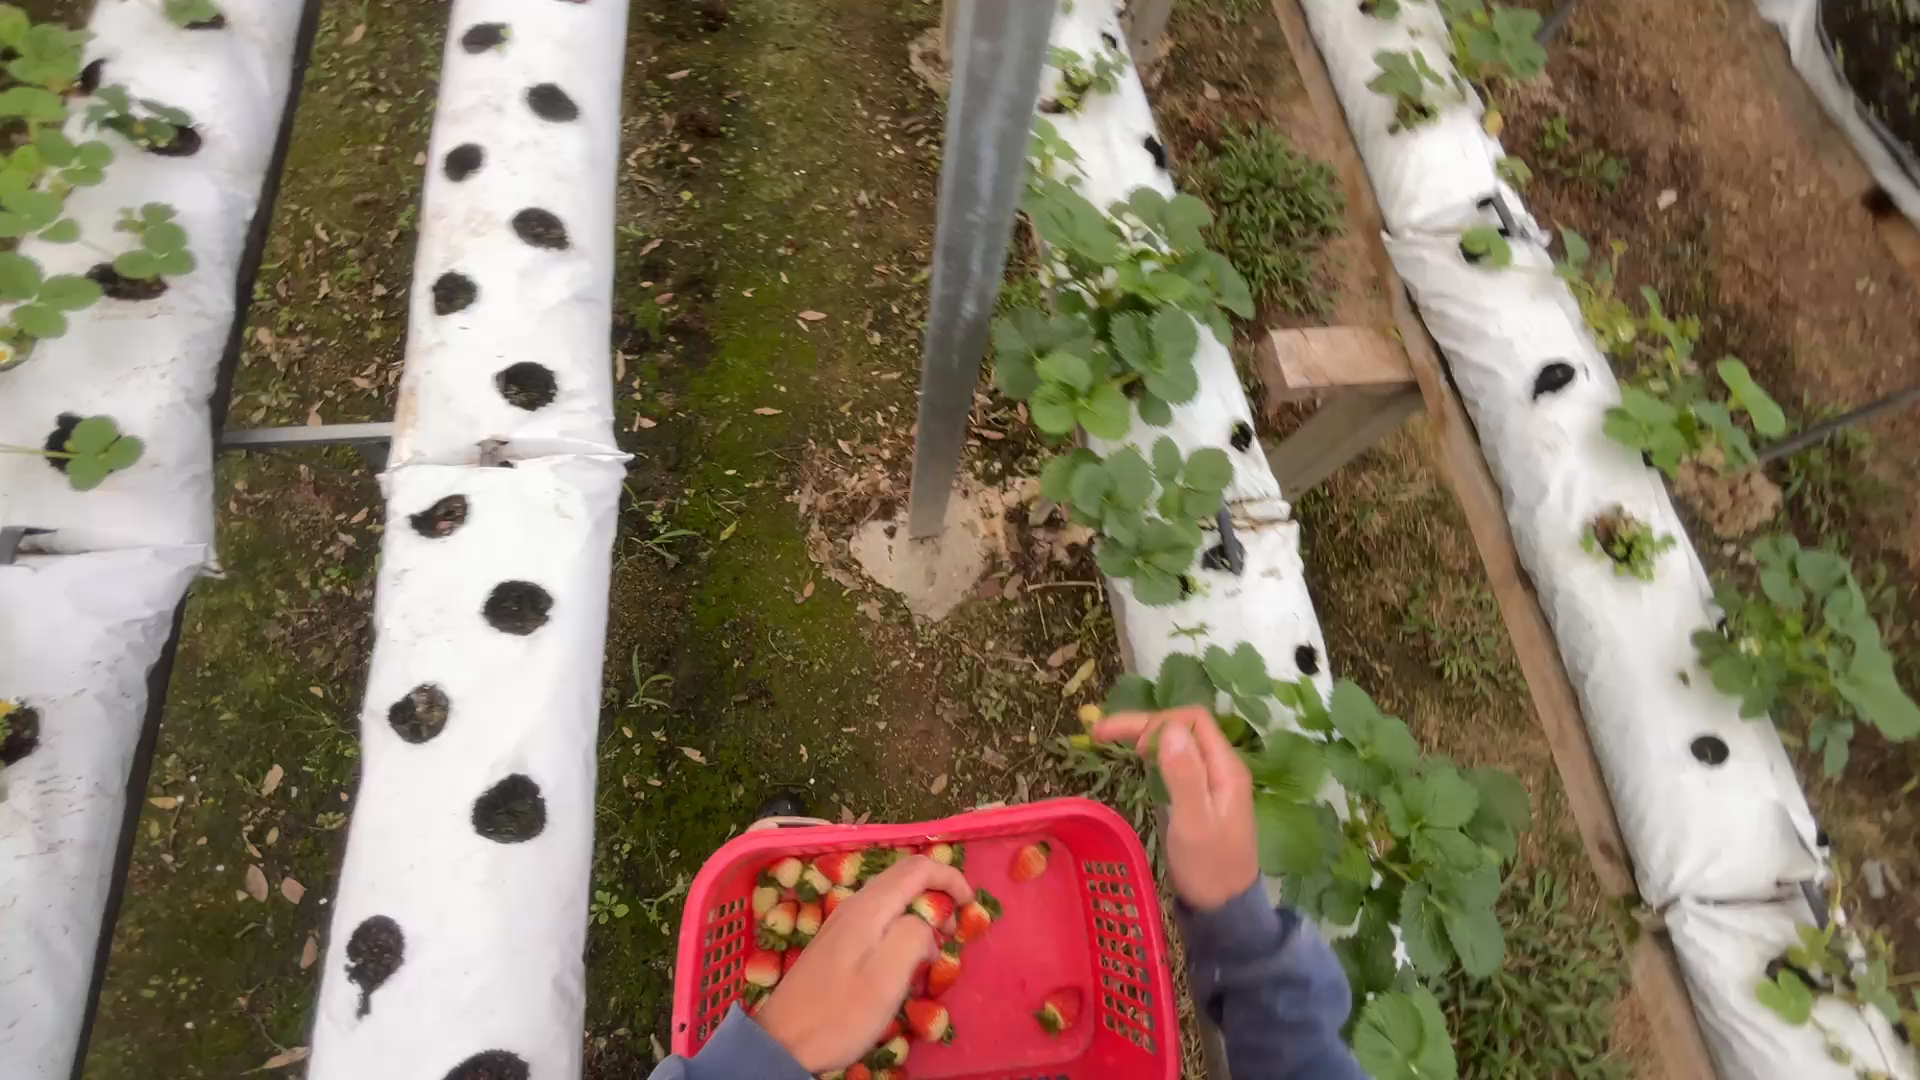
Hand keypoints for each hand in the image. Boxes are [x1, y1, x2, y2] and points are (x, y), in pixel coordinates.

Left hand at [756, 855, 973, 1071]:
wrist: (782, 1041)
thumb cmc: (839, 1012)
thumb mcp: (886, 978)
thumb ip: (913, 937)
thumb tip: (927, 926)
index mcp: (871, 906)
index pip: (918, 868)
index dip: (949, 877)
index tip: (971, 904)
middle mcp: (856, 902)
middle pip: (904, 875)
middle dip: (937, 890)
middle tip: (954, 927)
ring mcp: (843, 919)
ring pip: (891, 894)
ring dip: (919, 907)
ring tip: (933, 945)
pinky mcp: (837, 938)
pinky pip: (879, 912)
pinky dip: (902, 920)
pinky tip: (902, 955)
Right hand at [1094, 706, 1257, 911]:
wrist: (1224, 910)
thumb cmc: (1208, 867)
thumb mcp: (1193, 822)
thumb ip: (1184, 775)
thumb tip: (1170, 729)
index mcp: (1226, 768)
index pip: (1193, 720)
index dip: (1158, 723)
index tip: (1132, 747)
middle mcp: (1221, 767)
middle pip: (1182, 727)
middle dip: (1141, 724)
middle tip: (1099, 732)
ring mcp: (1211, 780)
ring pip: (1177, 740)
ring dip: (1143, 735)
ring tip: (1109, 740)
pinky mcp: (1200, 793)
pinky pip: (1175, 758)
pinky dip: (1152, 752)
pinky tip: (1136, 759)